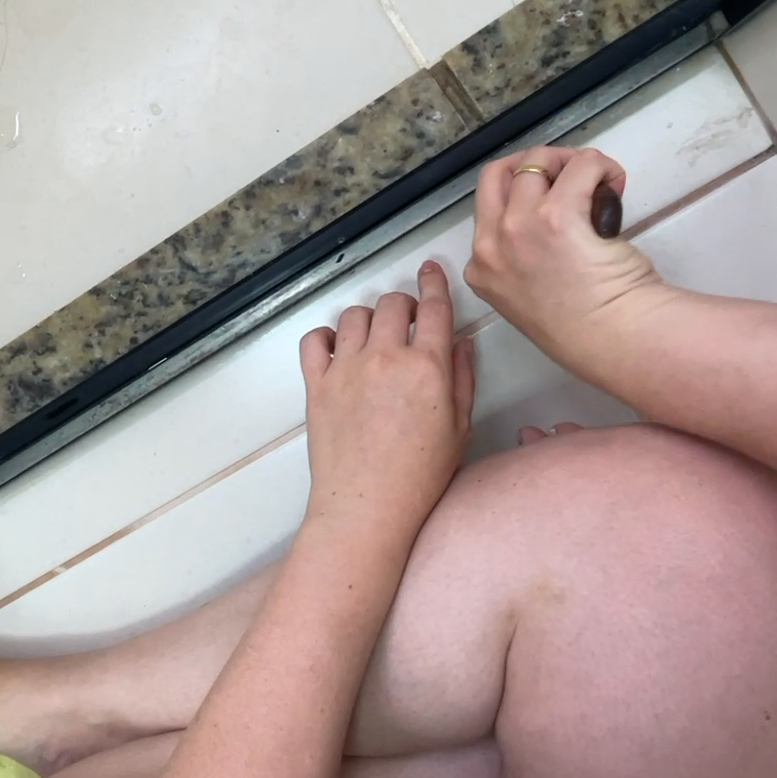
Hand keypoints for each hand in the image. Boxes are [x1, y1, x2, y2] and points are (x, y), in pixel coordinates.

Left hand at [298, 261, 475, 538]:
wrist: (367, 507)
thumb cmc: (420, 477)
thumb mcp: (459, 428)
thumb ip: (461, 378)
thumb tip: (459, 343)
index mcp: (426, 367)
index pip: (434, 308)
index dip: (434, 283)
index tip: (430, 270)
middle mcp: (384, 358)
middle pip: (392, 304)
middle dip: (403, 305)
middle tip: (406, 322)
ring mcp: (346, 368)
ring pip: (354, 315)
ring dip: (368, 319)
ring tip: (373, 339)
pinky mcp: (317, 384)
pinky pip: (314, 340)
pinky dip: (325, 336)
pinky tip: (337, 349)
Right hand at [463, 146, 666, 367]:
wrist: (610, 338)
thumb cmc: (578, 327)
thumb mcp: (524, 296)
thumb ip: (520, 262)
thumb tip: (551, 227)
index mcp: (480, 269)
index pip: (487, 209)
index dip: (523, 198)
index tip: (554, 206)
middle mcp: (489, 245)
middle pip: (496, 173)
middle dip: (533, 165)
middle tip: (569, 179)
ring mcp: (517, 228)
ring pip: (535, 161)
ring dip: (570, 163)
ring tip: (598, 185)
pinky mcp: (556, 215)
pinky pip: (581, 165)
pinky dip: (601, 167)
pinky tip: (615, 187)